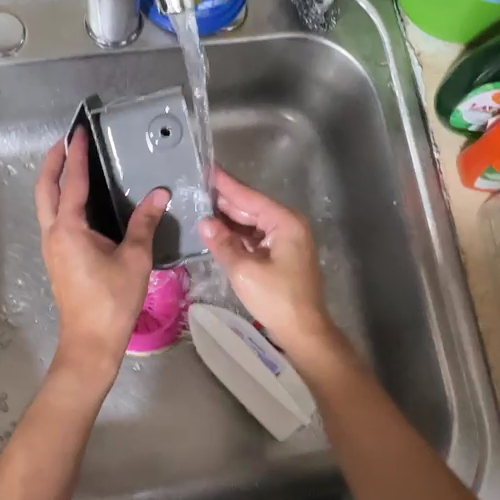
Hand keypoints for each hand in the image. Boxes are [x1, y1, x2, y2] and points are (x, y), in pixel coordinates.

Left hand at [34, 128, 169, 376]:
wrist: (91, 341)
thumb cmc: (113, 301)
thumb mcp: (135, 259)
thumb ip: (145, 223)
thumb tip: (159, 194)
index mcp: (69, 229)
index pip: (72, 182)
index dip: (76, 155)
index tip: (78, 132)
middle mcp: (53, 233)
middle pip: (45, 188)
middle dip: (53, 162)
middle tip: (66, 141)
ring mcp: (52, 247)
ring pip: (45, 204)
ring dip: (54, 180)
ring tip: (70, 163)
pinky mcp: (57, 258)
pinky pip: (53, 218)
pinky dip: (60, 199)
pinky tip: (78, 200)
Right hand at [198, 169, 341, 356]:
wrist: (303, 331)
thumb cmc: (277, 299)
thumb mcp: (244, 270)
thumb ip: (223, 243)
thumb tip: (205, 223)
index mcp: (285, 222)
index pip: (249, 197)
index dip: (226, 185)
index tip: (207, 168)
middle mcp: (288, 225)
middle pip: (251, 208)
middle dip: (225, 201)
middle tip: (196, 187)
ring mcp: (286, 241)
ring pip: (252, 224)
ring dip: (228, 219)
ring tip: (200, 205)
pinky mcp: (281, 255)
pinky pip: (255, 238)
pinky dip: (237, 235)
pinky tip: (216, 231)